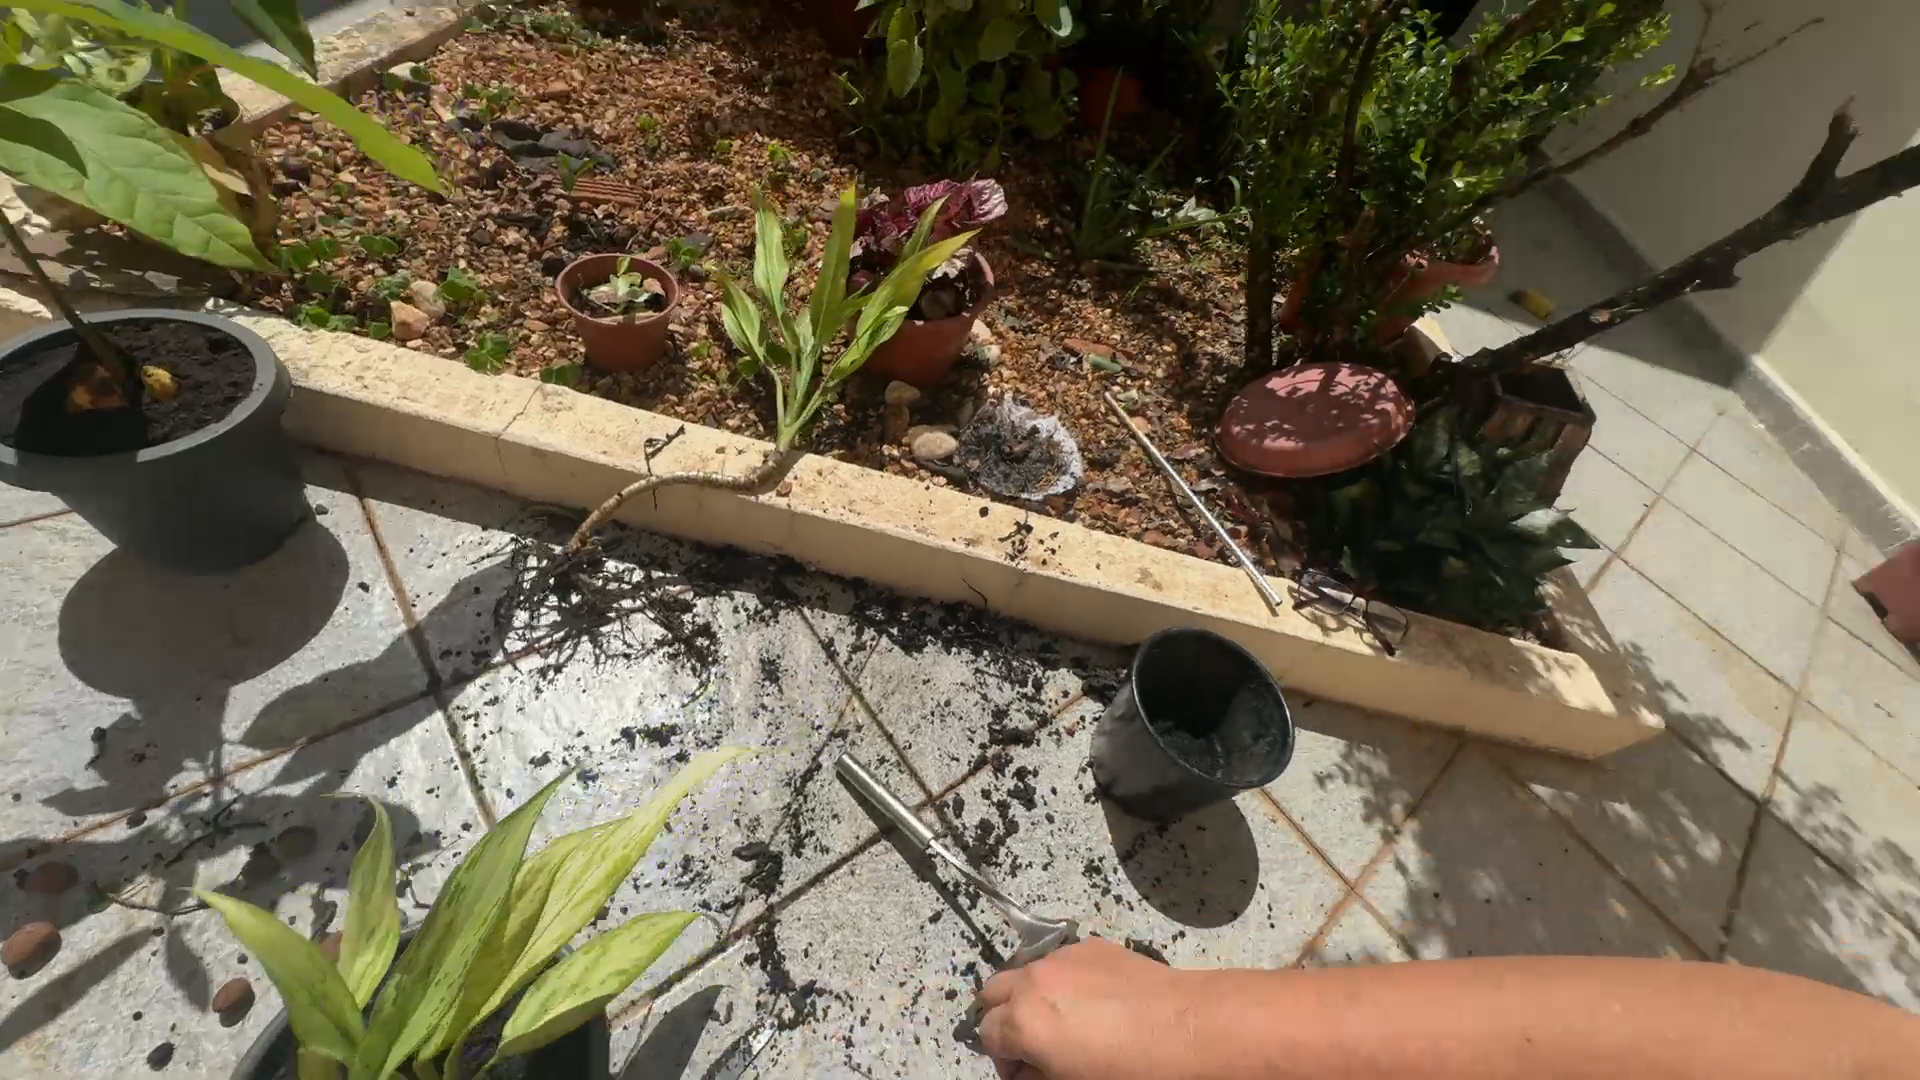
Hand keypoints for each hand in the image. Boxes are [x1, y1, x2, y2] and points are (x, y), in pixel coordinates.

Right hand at [977, 939, 1200, 1079]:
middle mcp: (1033, 980)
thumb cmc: (1129, 1070)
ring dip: (1029, 996)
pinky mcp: (1088, 945)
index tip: (1023, 1073)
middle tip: (1031, 1044)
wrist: (1182, 1026)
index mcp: (1024, 1020)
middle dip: (1003, 1017)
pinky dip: (1059, 980)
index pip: (986, 1033)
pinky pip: (1058, 962)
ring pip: (1024, 972)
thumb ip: (1037, 1076)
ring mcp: (1060, 957)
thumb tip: (1027, 1069)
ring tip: (1061, 1020)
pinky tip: (1091, 1002)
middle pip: (993, 992)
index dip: (1001, 1058)